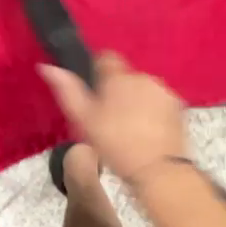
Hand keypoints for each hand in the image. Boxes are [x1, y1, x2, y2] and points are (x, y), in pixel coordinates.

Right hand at [37, 52, 188, 183]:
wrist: (157, 168)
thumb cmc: (115, 143)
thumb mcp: (83, 120)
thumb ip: (67, 90)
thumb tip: (46, 67)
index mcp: (118, 77)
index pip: (106, 58)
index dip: (97, 73)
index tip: (94, 93)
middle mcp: (143, 77)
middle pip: (125, 77)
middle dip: (118, 91)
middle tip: (108, 119)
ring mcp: (164, 91)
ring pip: (143, 90)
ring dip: (136, 101)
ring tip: (129, 128)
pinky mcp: (179, 108)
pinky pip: (159, 103)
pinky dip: (153, 112)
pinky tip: (147, 132)